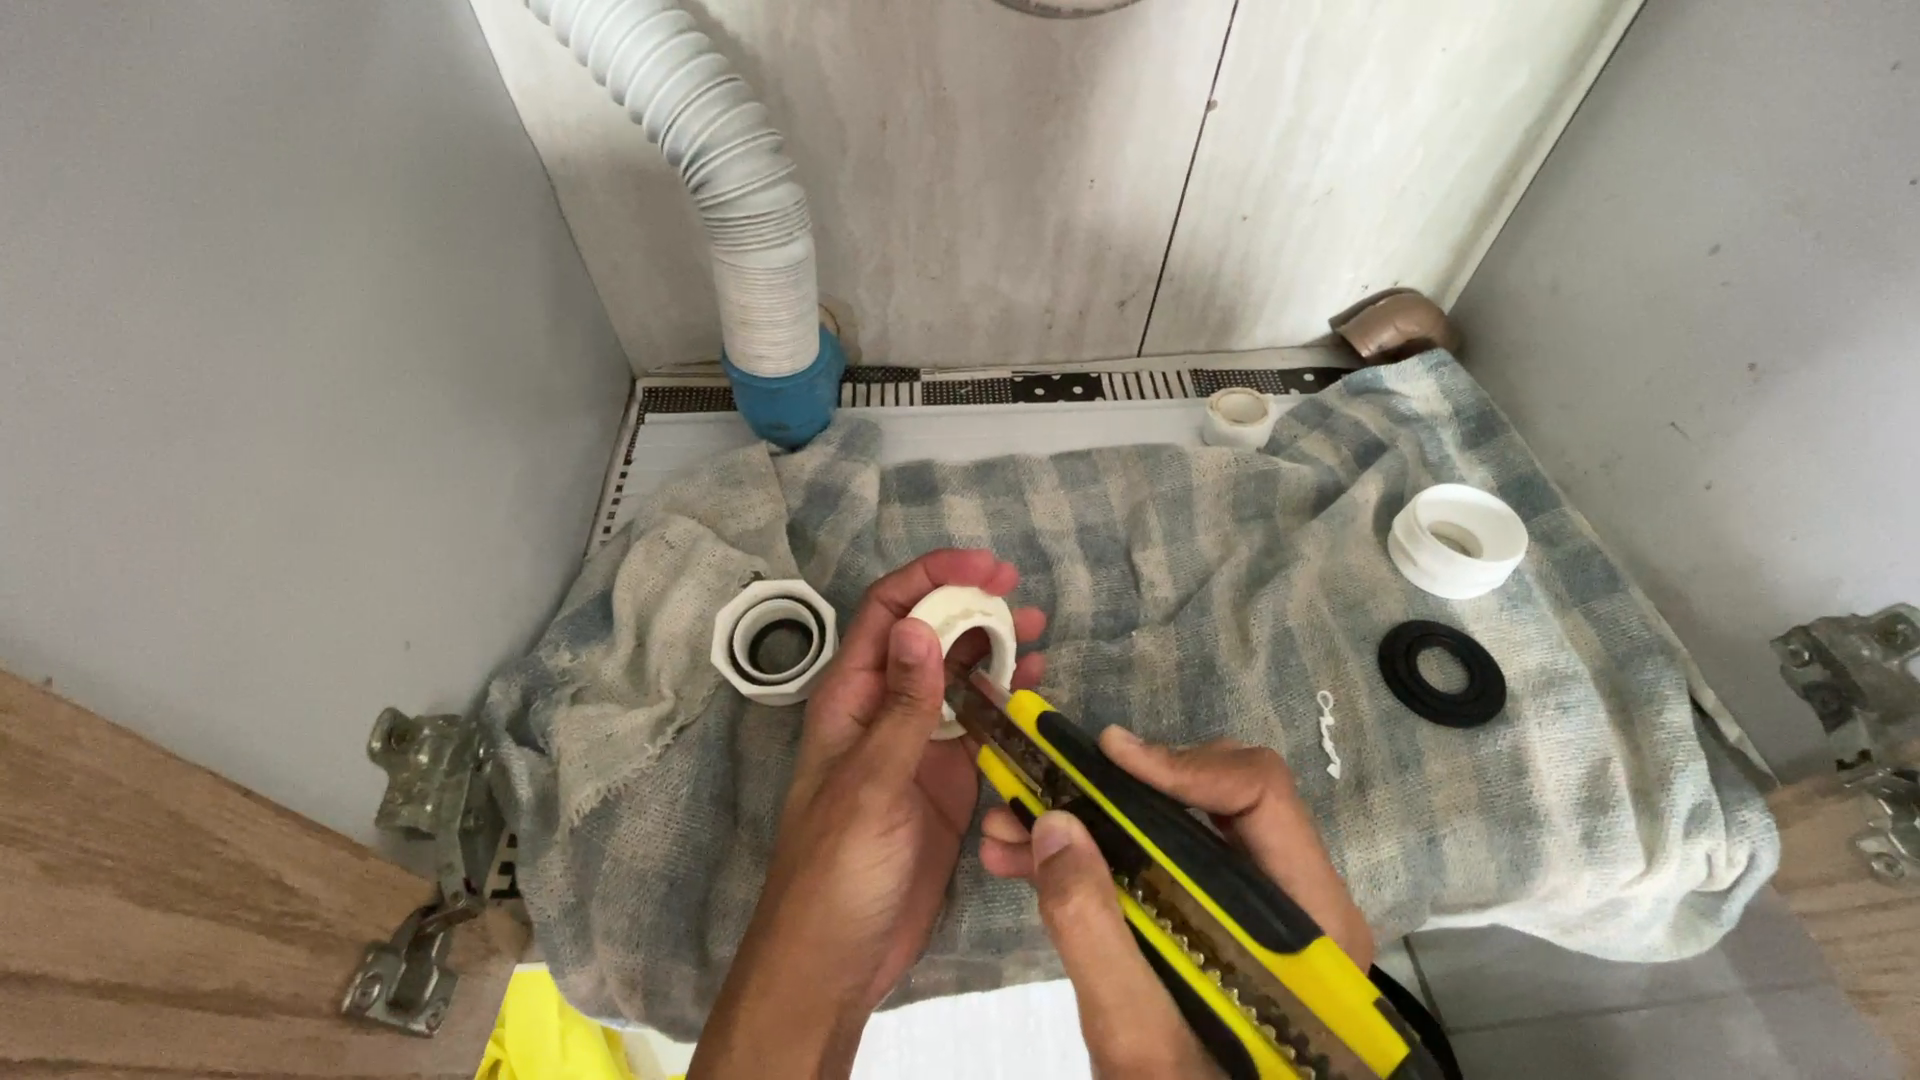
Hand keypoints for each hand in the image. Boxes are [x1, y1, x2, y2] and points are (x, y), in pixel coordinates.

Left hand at [691, 550, 1045, 1078]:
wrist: (836, 962)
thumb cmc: (834, 872)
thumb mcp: (868, 786)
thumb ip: (900, 709)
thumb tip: (920, 626)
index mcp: (851, 700)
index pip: (887, 614)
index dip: (932, 578)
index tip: (985, 565)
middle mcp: (884, 712)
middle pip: (928, 639)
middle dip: (970, 606)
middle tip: (1022, 592)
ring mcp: (916, 747)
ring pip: (957, 680)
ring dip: (993, 650)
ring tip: (1039, 629)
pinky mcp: (945, 782)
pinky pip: (978, 730)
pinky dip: (1004, 705)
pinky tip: (1033, 690)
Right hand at [979, 731, 1372, 1078]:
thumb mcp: (1142, 1044)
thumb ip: (1096, 935)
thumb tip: (1054, 824)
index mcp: (1306, 920)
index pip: (1258, 793)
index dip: (1180, 763)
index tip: (1106, 755)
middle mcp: (1284, 899)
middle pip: (1205, 798)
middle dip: (1110, 788)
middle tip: (1045, 783)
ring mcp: (1242, 911)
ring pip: (1166, 828)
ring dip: (1084, 819)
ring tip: (1008, 827)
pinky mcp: (1203, 925)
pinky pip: (1148, 867)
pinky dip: (1087, 857)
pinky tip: (1024, 862)